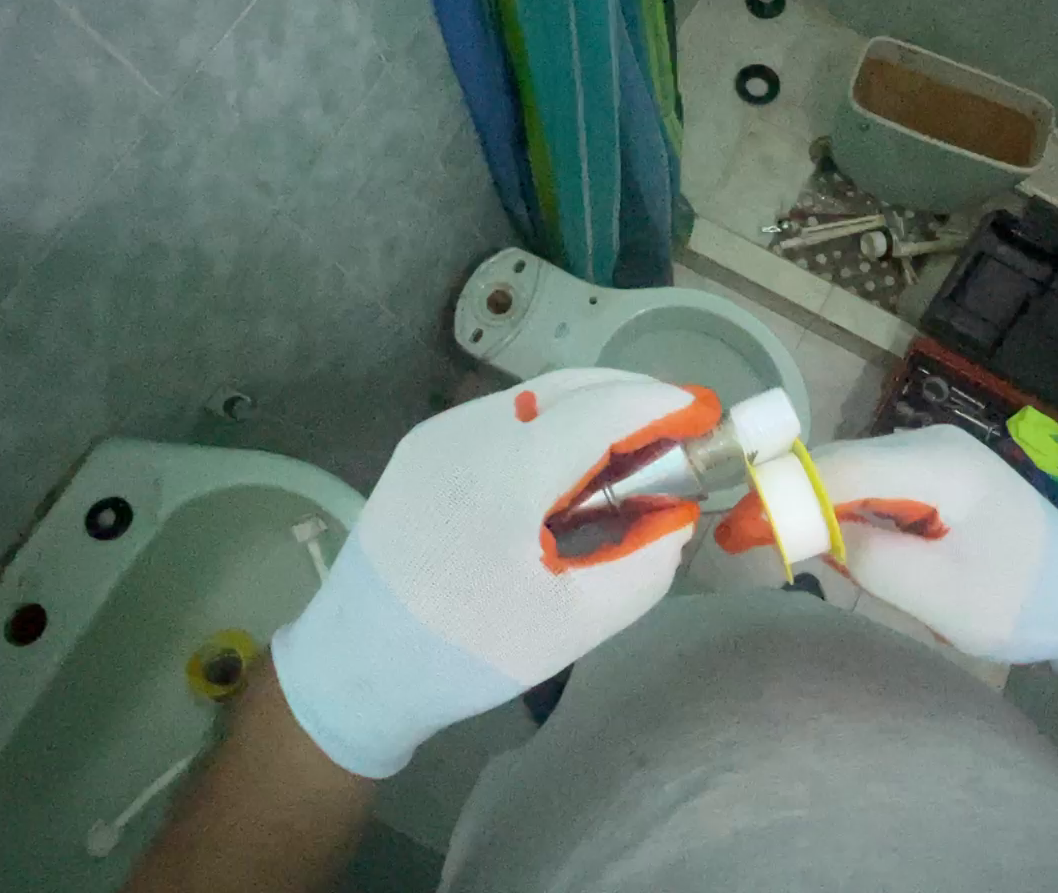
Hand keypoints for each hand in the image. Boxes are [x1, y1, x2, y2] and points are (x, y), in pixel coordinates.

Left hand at [273, 369, 719, 776]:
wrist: (352, 670)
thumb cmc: (464, 654)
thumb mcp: (571, 625)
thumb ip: (642, 567)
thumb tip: (677, 517)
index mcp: (503, 474)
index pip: (603, 409)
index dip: (663, 405)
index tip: (706, 413)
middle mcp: (468, 432)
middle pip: (573, 386)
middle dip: (636, 397)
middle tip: (680, 429)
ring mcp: (440, 433)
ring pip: (541, 395)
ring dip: (598, 408)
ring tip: (634, 448)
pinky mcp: (426, 445)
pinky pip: (510, 414)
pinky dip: (558, 422)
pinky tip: (573, 465)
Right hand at [718, 425, 1057, 680]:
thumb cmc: (1025, 601)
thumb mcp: (945, 596)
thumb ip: (873, 559)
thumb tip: (812, 530)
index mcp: (940, 463)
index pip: (841, 467)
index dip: (782, 496)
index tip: (735, 530)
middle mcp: (931, 444)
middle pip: (841, 464)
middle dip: (793, 501)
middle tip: (749, 542)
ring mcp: (935, 456)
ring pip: (853, 476)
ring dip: (821, 511)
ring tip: (805, 554)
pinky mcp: (936, 476)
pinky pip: (875, 488)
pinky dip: (849, 515)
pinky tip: (850, 547)